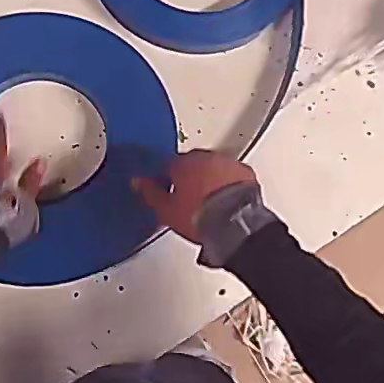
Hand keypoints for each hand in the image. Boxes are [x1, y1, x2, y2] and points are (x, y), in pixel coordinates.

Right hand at [130, 150, 256, 244]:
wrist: (235, 225)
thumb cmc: (201, 216)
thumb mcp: (166, 210)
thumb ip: (150, 193)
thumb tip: (138, 182)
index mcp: (182, 163)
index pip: (168, 165)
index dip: (166, 180)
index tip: (167, 192)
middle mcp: (205, 158)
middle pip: (192, 164)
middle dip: (190, 178)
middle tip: (188, 199)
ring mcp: (227, 164)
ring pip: (213, 168)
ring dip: (210, 179)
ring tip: (208, 203)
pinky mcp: (245, 174)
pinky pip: (233, 176)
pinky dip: (229, 184)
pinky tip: (226, 201)